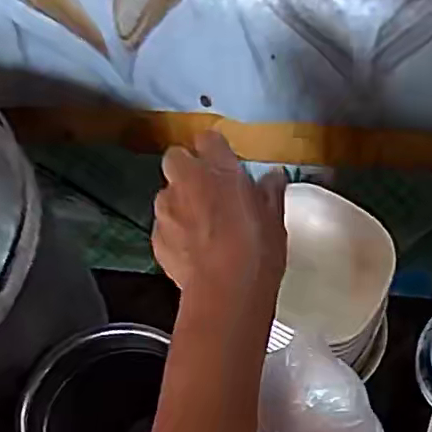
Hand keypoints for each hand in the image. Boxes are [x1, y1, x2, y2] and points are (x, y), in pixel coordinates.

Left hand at [151, 131, 286, 303]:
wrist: (226, 291)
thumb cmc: (256, 251)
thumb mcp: (274, 219)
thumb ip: (270, 192)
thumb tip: (274, 178)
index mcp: (218, 167)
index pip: (209, 139)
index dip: (216, 153)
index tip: (226, 167)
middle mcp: (186, 179)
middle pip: (177, 159)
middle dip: (188, 172)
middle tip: (209, 195)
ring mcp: (167, 208)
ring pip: (167, 195)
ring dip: (180, 205)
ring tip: (201, 231)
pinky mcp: (157, 238)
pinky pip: (164, 229)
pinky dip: (175, 236)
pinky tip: (193, 254)